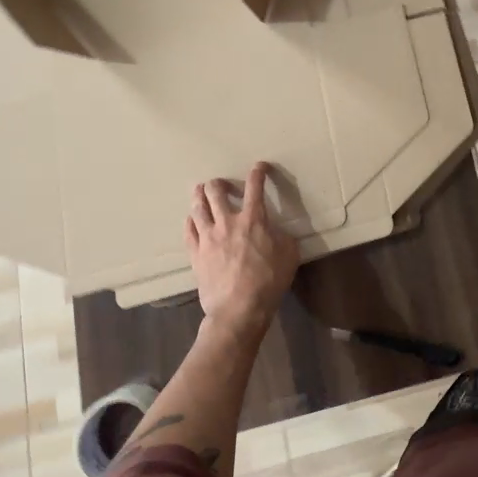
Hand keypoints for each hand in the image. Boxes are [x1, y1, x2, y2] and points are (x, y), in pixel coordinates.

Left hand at [185, 162, 297, 334]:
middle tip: (220, 183)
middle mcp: (228, 222)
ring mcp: (208, 238)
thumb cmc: (268, 281)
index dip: (258, 173)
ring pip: (198, 208)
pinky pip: (188, 230)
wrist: (238, 309)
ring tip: (200, 191)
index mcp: (253, 219)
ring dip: (199, 196)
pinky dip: (190, 220)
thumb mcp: (289, 255)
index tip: (260, 167)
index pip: (255, 187)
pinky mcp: (196, 254)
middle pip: (216, 192)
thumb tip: (275, 231)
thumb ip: (283, 236)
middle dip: (218, 183)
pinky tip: (191, 218)